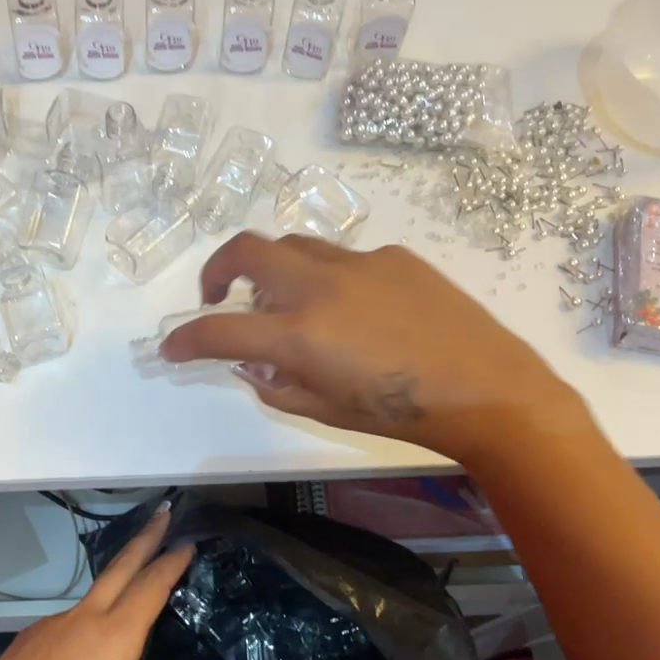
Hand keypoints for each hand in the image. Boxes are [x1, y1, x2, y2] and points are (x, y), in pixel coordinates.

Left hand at [0, 505, 193, 659]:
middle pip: (121, 567)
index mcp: (115, 636)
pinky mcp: (26, 638)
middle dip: (146, 538)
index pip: (151, 586)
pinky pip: (65, 627)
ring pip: (91, 601)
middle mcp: (83, 619)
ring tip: (123, 634)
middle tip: (164, 515)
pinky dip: (81, 635)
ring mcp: (50, 625)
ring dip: (114, 595)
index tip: (186, 543)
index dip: (172, 562)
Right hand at [159, 233, 589, 467]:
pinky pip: (343, 258)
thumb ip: (275, 385)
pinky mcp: (394, 256)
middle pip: (246, 250)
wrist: (487, 389)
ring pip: (293, 245)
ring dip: (272, 268)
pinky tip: (353, 312)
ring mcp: (358, 263)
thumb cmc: (400, 414)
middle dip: (217, 270)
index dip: (185, 339)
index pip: (219, 329)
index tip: (172, 347)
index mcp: (297, 334)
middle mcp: (319, 286)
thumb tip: (252, 364)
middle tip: (219, 297)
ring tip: (284, 303)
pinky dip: (326, 279)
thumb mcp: (324, 411)